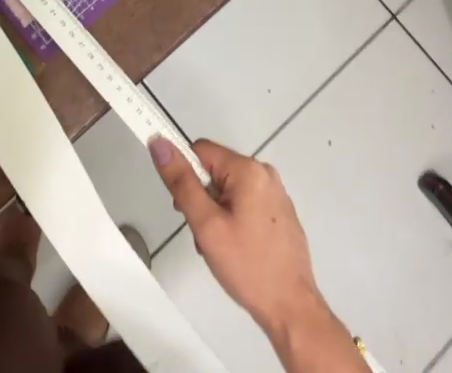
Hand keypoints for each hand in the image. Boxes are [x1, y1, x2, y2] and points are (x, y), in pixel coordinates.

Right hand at [150, 138, 328, 338]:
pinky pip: (245, 203)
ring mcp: (276, 194)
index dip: (185, 174)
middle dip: (201, 198)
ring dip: (215, 212)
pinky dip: (232, 219)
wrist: (291, 307)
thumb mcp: (206, 224)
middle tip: (202, 233)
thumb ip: (181, 182)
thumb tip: (160, 143)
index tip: (183, 207)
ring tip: (218, 246)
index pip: (200, 150)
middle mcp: (265, 174)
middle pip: (215, 171)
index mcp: (249, 170)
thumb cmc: (247, 265)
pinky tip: (236, 248)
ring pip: (228, 190)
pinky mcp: (280, 213)